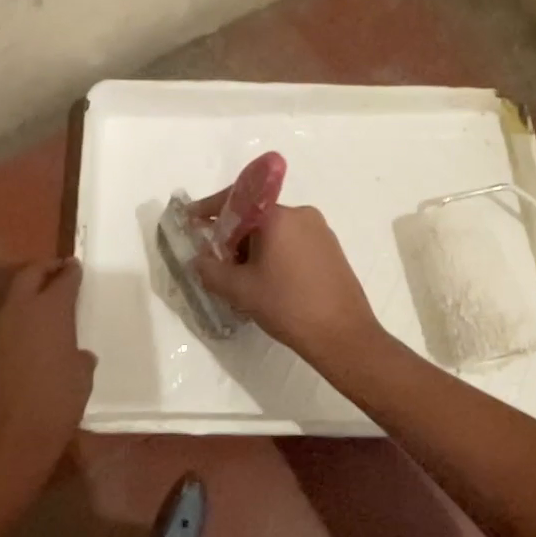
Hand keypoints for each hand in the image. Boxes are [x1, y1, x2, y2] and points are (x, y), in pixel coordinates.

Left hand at [0, 258, 95, 515]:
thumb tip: (77, 354)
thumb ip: (79, 358)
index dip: (70, 271)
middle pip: (28, 276)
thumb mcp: (81, 380)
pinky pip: (3, 326)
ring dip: (27, 296)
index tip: (76, 267)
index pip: (62, 279)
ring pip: (12, 300)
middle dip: (44, 270)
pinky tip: (28, 339)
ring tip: (44, 306)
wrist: (6, 442)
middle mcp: (19, 311)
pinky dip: (17, 323)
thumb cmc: (55, 406)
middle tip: (58, 271)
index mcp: (50, 311)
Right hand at [192, 205, 384, 364]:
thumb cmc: (288, 306)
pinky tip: (271, 284)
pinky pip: (293, 242)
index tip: (191, 219)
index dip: (209, 209)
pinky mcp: (331, 250)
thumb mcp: (240, 290)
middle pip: (255, 217)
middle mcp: (301, 215)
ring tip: (245, 281)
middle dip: (233, 237)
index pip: (236, 200)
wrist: (343, 336)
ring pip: (275, 231)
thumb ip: (210, 270)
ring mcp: (320, 231)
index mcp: (277, 216)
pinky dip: (276, 255)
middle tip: (219, 264)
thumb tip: (199, 260)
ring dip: (254, 248)